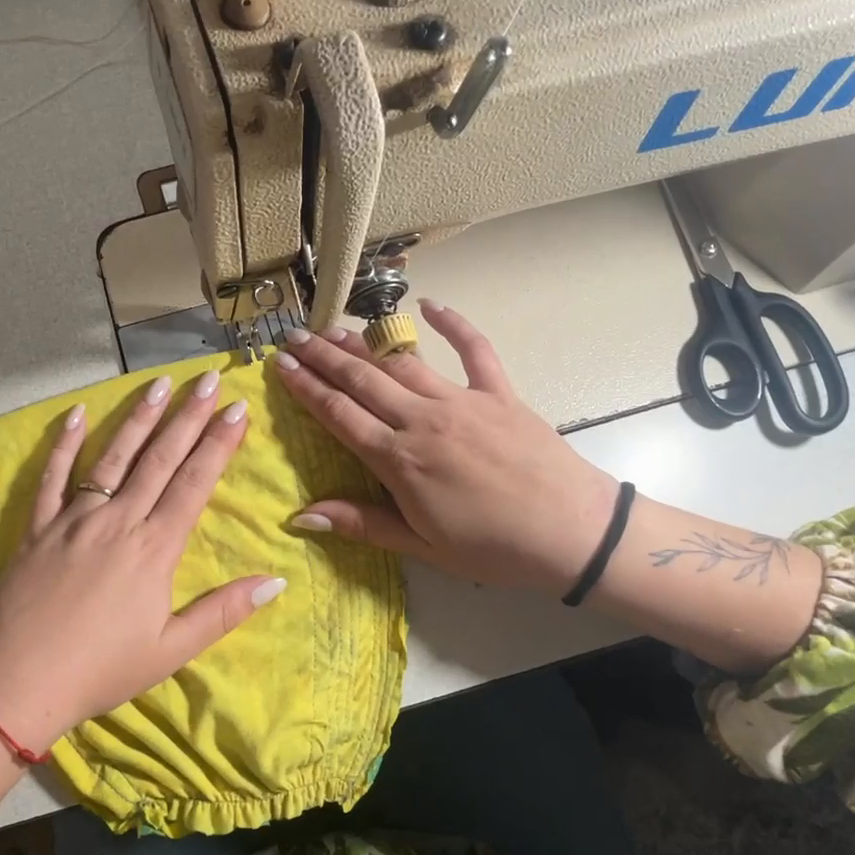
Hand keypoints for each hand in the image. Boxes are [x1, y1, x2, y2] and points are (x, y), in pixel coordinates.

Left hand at [0, 369, 286, 747]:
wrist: (16, 680)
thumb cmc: (100, 670)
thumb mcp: (171, 651)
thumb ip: (223, 611)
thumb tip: (277, 581)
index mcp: (154, 549)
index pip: (194, 483)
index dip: (218, 444)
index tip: (237, 409)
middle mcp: (118, 521)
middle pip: (159, 459)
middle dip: (188, 416)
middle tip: (209, 379)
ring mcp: (74, 519)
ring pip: (113, 457)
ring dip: (138, 418)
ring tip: (160, 383)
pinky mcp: (38, 526)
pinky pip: (52, 477)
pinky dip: (64, 443)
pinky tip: (76, 413)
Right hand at [273, 300, 618, 596]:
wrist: (574, 534)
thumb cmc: (494, 549)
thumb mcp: (423, 547)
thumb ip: (362, 523)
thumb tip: (300, 515)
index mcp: (399, 460)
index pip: (339, 415)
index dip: (305, 387)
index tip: (280, 365)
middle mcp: (423, 420)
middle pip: (362, 381)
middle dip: (323, 357)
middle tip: (293, 337)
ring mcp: (462, 401)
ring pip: (402, 363)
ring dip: (365, 344)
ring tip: (334, 329)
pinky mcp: (499, 393)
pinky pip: (474, 350)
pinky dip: (454, 323)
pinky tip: (430, 305)